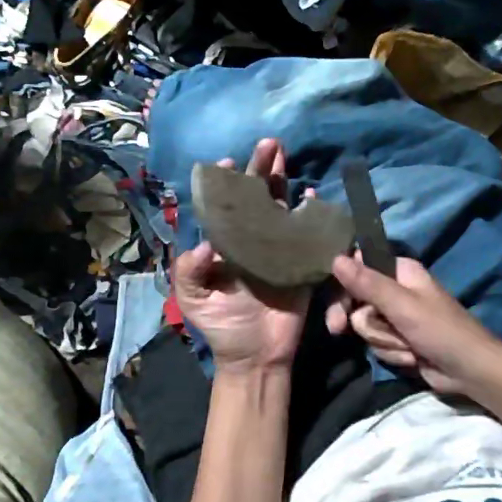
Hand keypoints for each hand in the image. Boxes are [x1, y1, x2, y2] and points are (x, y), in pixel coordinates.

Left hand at [174, 138, 311, 369]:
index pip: (226, 207)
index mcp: (225, 246)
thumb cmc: (221, 327)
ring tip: (283, 155)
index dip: (227, 183)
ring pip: (280, 208)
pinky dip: (311, 215)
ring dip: (282, 181)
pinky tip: (310, 197)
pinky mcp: (301, 263)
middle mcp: (252, 240)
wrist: (256, 358)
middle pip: (257, 198)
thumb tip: (204, 244)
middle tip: (268, 143)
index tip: (228, 163)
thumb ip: (190, 271)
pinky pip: (307, 235)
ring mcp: (278, 249)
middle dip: (260, 169)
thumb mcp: (195, 300)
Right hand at [327, 252, 501, 396]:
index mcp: (399, 271)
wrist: (471, 371)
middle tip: (338, 330)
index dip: (344, 284)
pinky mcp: (398, 340)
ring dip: (382, 340)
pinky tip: (411, 358)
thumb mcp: (402, 305)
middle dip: (358, 320)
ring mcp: (396, 317)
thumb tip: (335, 259)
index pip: (358, 266)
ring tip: (407, 347)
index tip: (337, 302)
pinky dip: (392, 353)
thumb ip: (368, 284)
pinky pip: (377, 343)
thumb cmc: (441, 331)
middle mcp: (395, 289)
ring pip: (365, 325)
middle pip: (355, 299)